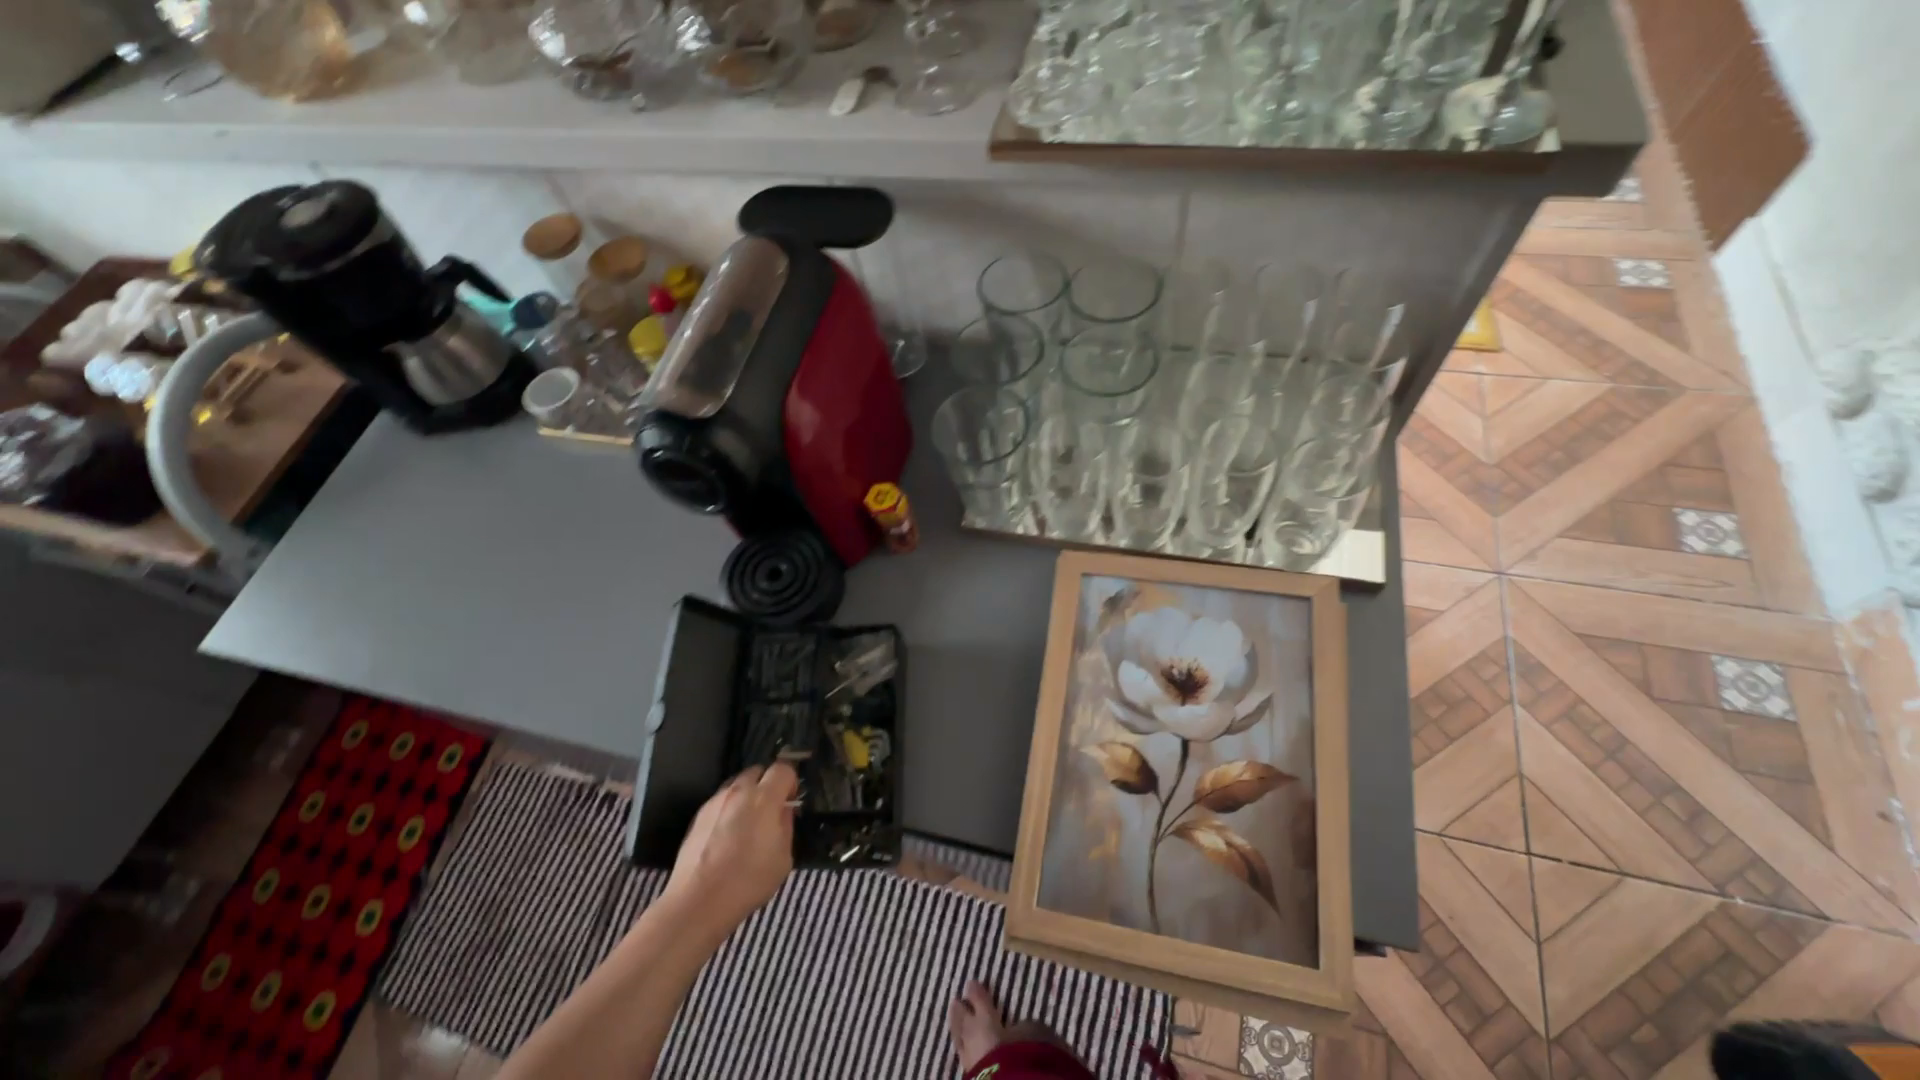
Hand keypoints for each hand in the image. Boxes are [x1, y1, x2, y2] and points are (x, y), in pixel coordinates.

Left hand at [662, 763, 798, 937]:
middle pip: (757, 771)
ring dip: (746, 796)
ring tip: (747, 824)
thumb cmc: (749, 880)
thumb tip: (783, 811)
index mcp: (764, 798)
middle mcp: (738, 791)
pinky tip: (727, 836)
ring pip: (736, 785)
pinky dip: (728, 810)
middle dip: (767, 784)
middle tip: (771, 810)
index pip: (783, 769)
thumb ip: (785, 826)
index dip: (791, 782)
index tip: (791, 801)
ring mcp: (714, 802)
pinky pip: (720, 802)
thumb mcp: (783, 858)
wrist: (699, 900)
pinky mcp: (697, 816)